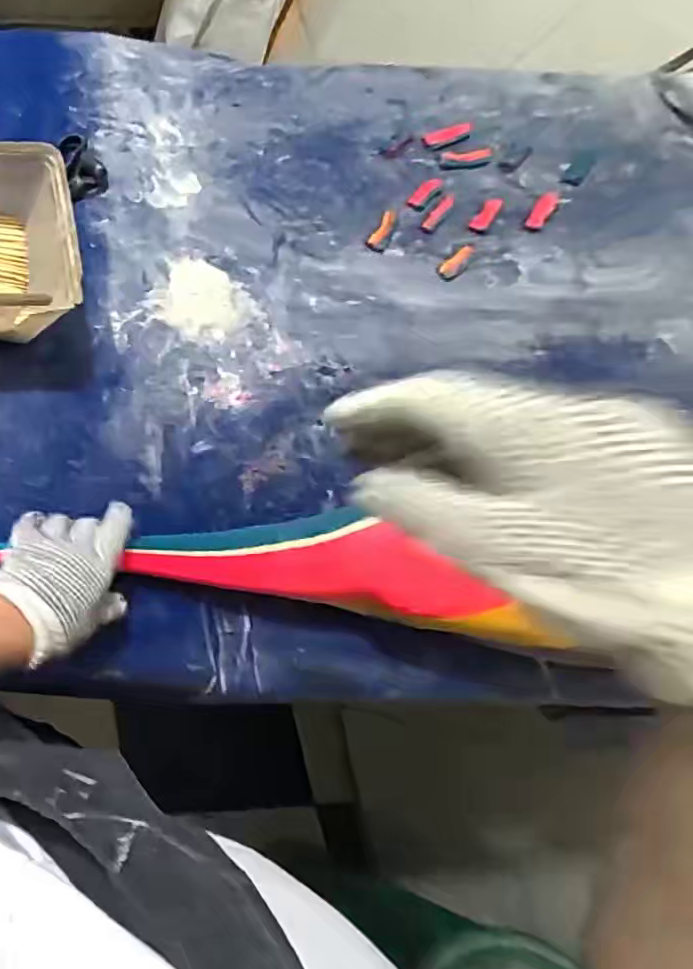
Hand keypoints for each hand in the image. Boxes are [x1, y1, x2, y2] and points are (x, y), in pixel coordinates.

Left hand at [0, 503, 131, 667]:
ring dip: (59, 525)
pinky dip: (32, 520)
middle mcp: (76, 544)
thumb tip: (118, 601)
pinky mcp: (22, 540)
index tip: (118, 514)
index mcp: (100, 561)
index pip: (116, 527)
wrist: (22, 615)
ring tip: (55, 535)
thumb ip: (106, 607)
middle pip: (85, 523)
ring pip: (58, 519)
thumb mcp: (92, 621)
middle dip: (86, 529)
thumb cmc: (63, 622)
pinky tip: (33, 523)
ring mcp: (48, 540)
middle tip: (81, 540)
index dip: (118, 518)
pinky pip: (29, 521)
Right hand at [324, 371, 692, 702]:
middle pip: (469, 402)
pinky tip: (467, 479)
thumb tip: (371, 482)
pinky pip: (536, 438)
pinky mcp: (637, 459)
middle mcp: (576, 413)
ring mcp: (615, 433)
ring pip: (504, 419)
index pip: (431, 394)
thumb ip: (407, 501)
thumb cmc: (585, 574)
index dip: (372, 406)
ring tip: (399, 465)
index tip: (330, 423)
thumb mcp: (474, 541)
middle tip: (354, 446)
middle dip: (402, 421)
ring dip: (442, 438)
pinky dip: (483, 451)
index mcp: (529, 425)